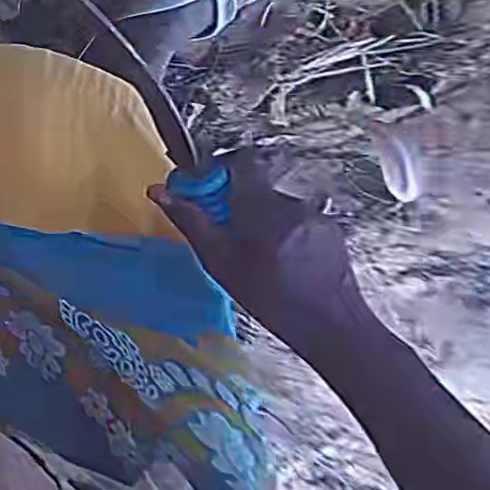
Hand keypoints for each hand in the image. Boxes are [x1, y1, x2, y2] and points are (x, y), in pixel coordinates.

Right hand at [149, 154, 375, 357]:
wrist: (332, 327)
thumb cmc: (267, 292)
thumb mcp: (216, 257)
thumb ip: (188, 218)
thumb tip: (157, 191)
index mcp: (262, 204)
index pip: (239, 162)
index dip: (216, 171)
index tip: (202, 192)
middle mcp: (293, 203)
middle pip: (254, 186)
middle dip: (233, 202)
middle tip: (221, 230)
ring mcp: (317, 218)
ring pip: (273, 205)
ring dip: (256, 218)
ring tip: (249, 250)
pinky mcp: (332, 233)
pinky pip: (294, 219)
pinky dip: (278, 230)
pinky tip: (275, 258)